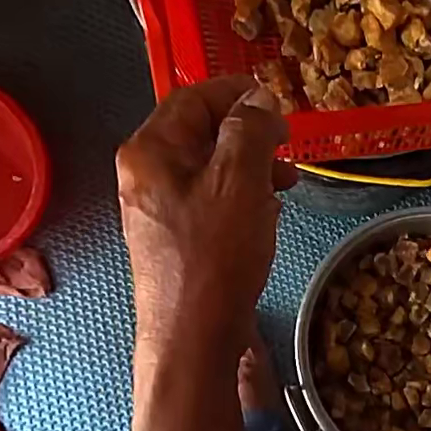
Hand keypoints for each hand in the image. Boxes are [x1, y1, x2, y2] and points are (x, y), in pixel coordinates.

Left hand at [116, 76, 297, 351]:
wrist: (192, 336)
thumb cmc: (214, 254)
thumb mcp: (239, 180)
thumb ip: (250, 129)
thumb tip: (258, 99)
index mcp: (149, 151)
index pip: (192, 99)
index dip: (237, 93)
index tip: (276, 102)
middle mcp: (144, 176)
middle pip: (200, 134)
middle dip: (249, 136)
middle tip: (286, 148)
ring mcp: (156, 210)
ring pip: (208, 170)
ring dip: (250, 169)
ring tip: (285, 186)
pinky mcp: (172, 239)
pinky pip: (208, 202)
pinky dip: (239, 198)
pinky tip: (265, 214)